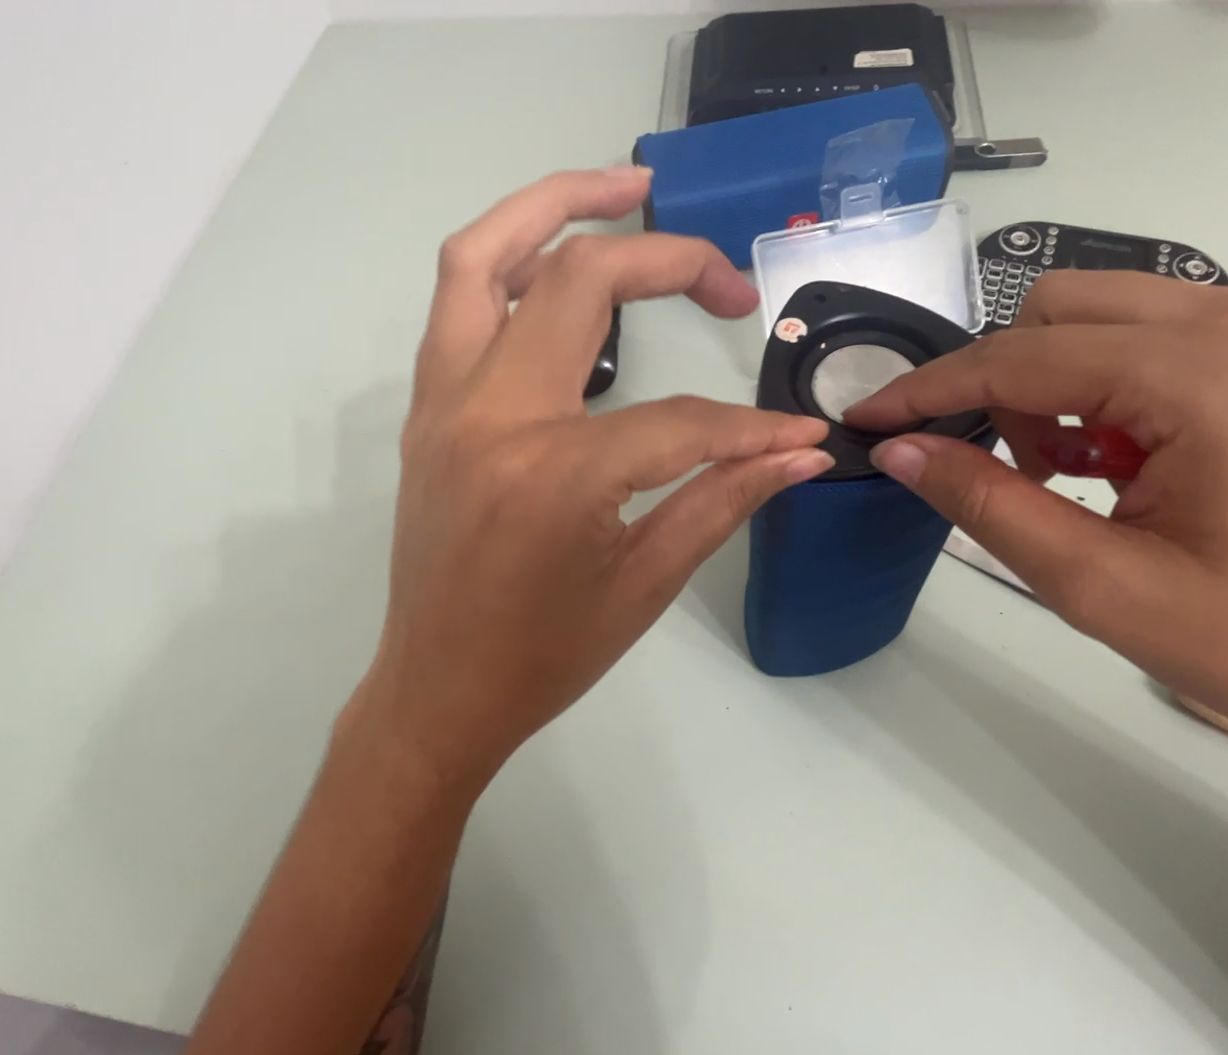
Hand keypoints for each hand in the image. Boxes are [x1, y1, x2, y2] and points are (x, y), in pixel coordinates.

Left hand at [351, 167, 831, 788]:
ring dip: (554, 206)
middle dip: (664, 258)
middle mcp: (489, 416)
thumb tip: (801, 451)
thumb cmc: (543, 656)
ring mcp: (443, 405)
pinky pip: (459, 306)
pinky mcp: (426, 411)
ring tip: (626, 190)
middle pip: (578, 282)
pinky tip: (562, 275)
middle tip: (721, 272)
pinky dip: (509, 265)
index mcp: (554, 474)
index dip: (751, 426)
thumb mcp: (645, 584)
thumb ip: (724, 499)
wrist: (438, 690)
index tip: (799, 434)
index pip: (680, 421)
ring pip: (481, 258)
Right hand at [843, 272, 1227, 814]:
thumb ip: (988, 505)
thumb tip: (902, 452)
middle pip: (1067, 306)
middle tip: (1013, 468)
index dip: (929, 388)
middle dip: (1007, 380)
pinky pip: (1183, 334)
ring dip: (1068, 382)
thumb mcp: (1107, 587)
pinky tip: (1147, 462)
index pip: (1020, 355)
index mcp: (1207, 369)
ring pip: (1124, 314)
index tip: (868, 420)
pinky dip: (1129, 385)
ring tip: (1086, 475)